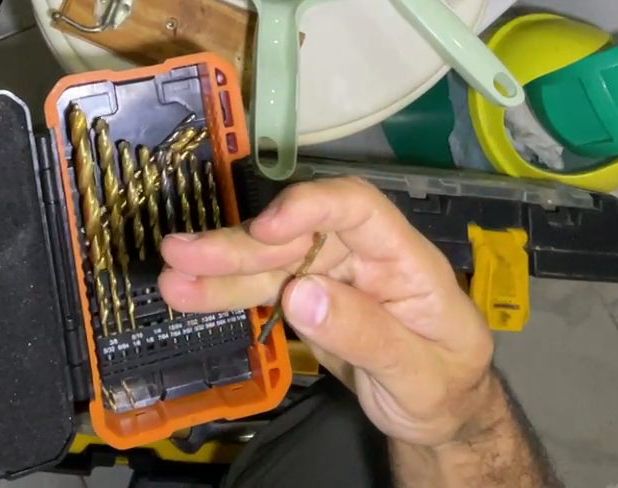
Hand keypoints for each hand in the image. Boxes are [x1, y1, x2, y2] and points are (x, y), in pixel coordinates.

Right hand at [158, 177, 498, 446]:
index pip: (357, 208)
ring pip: (268, 258)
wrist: (436, 411)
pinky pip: (261, 285)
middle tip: (184, 252)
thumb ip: (367, 334)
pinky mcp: (304, 291)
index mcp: (403, 257)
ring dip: (219, 267)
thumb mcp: (421, 376)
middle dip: (239, 243)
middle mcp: (359, 251)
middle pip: (296, 234)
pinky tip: (188, 291)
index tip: (265, 227)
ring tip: (172, 273)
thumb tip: (300, 295)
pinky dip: (224, 290)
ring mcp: (328, 269)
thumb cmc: (445, 386)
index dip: (309, 206)